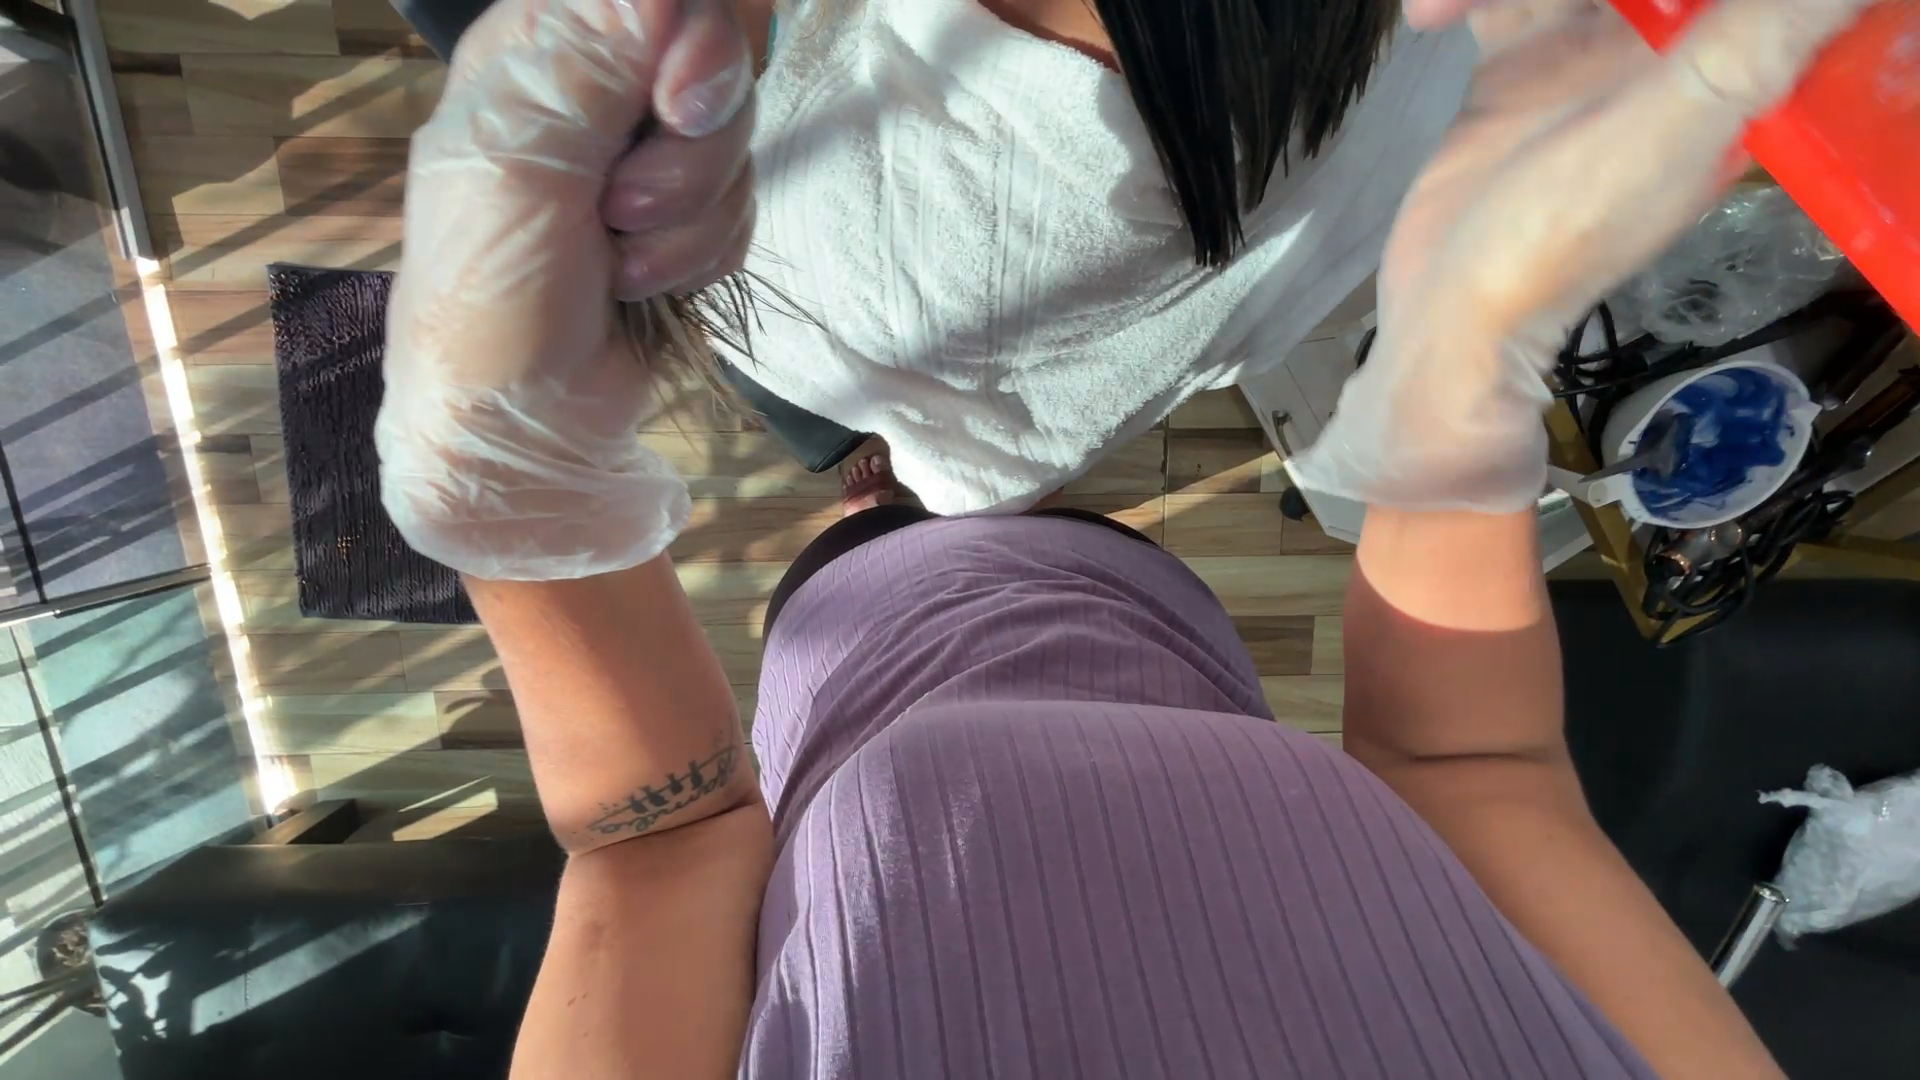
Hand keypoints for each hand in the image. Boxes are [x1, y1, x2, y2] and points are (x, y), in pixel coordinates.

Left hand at [375, 0, 755, 580]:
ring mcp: (654, 166)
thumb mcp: (520, 172)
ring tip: (625, 267)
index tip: (679, 107)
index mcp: (543, 54)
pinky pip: (742, 216)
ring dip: (690, 225)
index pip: (665, 0)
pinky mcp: (690, 227)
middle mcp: (605, 97)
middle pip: (718, 75)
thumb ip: (586, 67)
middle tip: (621, 215)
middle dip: (688, 160)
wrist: (533, 419)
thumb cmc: (494, 299)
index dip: (697, 41)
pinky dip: (705, 258)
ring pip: (737, 156)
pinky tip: (653, 286)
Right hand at [1289, 0, 1875, 511]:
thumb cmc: (1550, 246)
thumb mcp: (1662, 141)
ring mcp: (1584, 57)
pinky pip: (1508, 3)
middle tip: (1523, 2)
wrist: (1446, 316)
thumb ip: (1754, 41)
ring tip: (1442, 7)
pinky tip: (1427, 15)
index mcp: (1734, 52)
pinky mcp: (1514, 75)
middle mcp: (1668, 45)